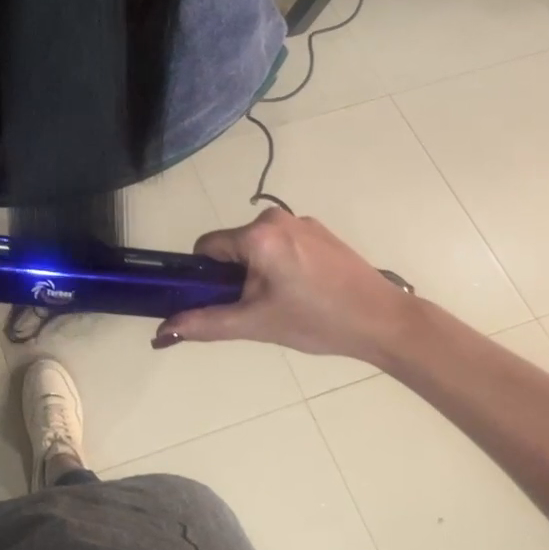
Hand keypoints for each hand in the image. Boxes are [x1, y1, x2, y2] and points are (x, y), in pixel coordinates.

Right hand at [153, 208, 420, 364]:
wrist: (386, 322)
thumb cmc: (317, 321)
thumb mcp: (256, 324)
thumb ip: (205, 323)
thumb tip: (162, 333)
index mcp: (256, 234)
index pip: (207, 247)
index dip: (208, 276)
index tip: (225, 301)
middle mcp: (275, 217)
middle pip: (233, 246)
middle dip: (237, 275)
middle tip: (260, 308)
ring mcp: (301, 222)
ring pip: (259, 246)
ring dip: (260, 271)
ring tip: (286, 303)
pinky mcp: (320, 231)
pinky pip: (283, 244)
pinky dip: (283, 265)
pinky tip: (305, 292)